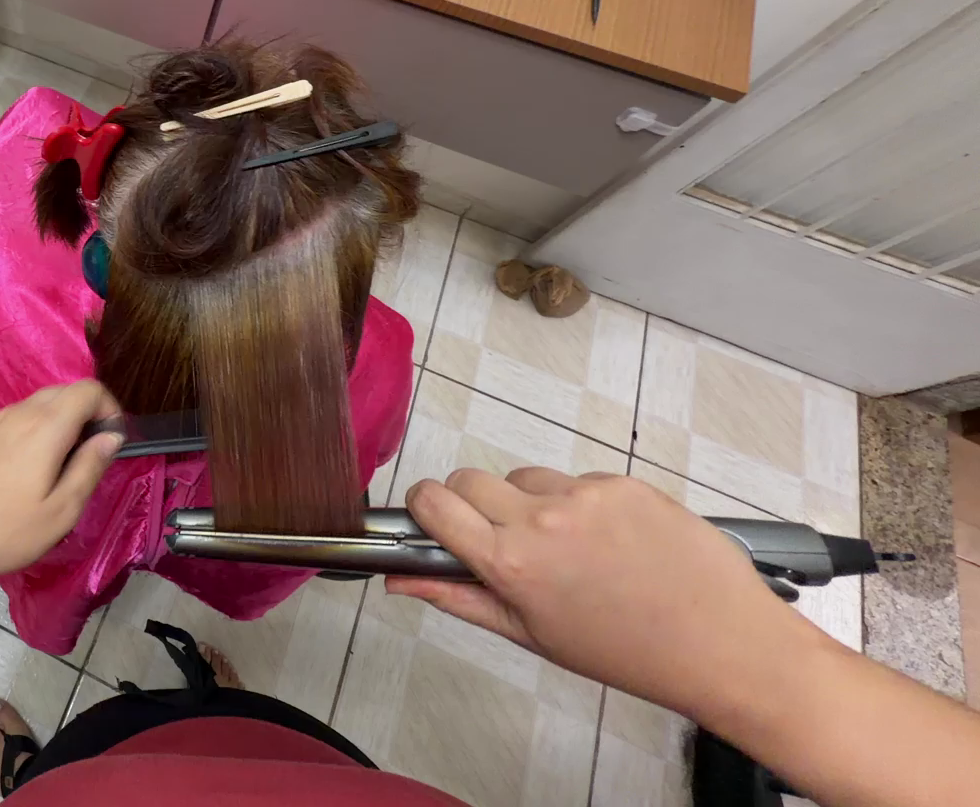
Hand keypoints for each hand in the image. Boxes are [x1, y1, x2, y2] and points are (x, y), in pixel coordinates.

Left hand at [0, 381, 124, 590]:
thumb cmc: (3, 531)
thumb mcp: (61, 511)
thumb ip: (91, 467)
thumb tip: (111, 436)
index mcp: (45, 426)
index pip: (89, 389)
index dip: (110, 409)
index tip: (110, 445)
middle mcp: (18, 412)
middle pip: (64, 392)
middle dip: (85, 416)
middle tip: (86, 461)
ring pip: (37, 406)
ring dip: (58, 425)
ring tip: (53, 473)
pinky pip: (14, 419)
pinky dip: (31, 432)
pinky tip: (20, 474)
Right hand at [387, 468, 823, 721]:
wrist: (734, 651)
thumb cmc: (626, 652)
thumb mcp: (531, 634)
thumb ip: (457, 598)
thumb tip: (396, 580)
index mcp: (510, 563)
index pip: (431, 500)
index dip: (425, 506)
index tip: (436, 519)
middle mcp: (540, 521)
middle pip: (467, 478)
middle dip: (473, 503)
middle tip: (507, 538)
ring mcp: (583, 496)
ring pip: (521, 478)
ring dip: (529, 502)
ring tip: (572, 544)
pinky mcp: (622, 483)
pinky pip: (574, 479)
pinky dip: (580, 502)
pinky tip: (611, 537)